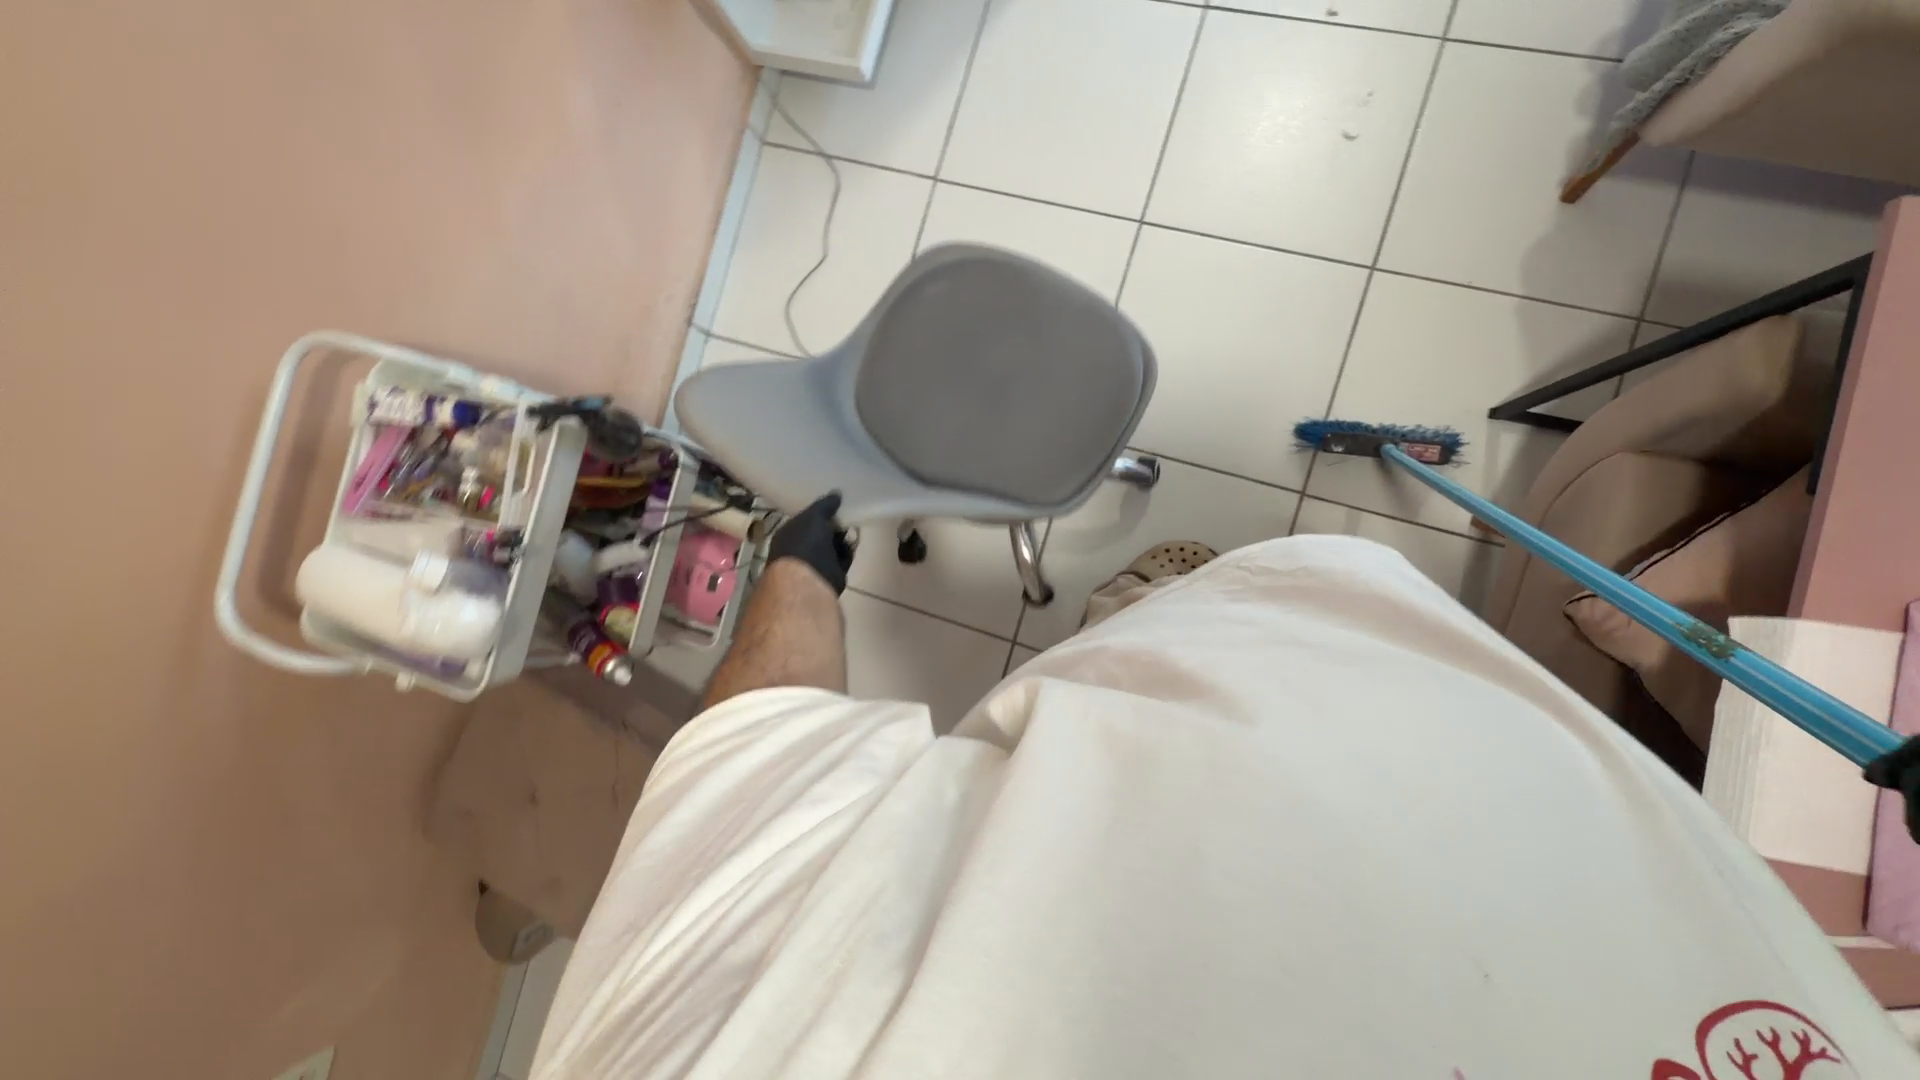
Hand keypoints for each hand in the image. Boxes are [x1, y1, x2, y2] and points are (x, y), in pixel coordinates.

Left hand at [768, 492, 854, 594]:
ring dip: (842, 540)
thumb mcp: (813, 517)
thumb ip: (824, 505)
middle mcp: (799, 548)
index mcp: (788, 533)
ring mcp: (814, 563)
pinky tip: (852, 546)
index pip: (805, 519)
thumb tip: (836, 494)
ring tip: (850, 531)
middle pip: (820, 533)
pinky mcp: (830, 575)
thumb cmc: (805, 545)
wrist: (809, 581)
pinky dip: (847, 554)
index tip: (835, 506)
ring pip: (833, 547)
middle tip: (846, 517)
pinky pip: (841, 560)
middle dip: (834, 526)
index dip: (820, 513)